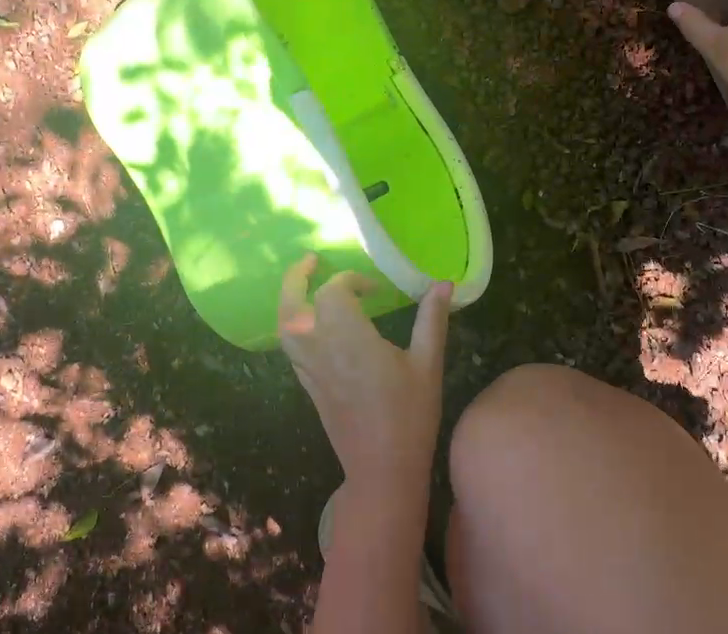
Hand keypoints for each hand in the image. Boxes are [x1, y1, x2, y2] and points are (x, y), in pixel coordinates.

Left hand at [279, 255, 451, 491]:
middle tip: (311, 260)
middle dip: (298, 277)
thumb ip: (431, 320)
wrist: (382, 468)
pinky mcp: (307, 384)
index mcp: (350, 338)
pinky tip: (309, 322)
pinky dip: (292, 324)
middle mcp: (321, 348)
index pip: (334, 291)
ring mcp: (309, 368)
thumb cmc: (410, 415)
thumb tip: (443, 283)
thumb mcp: (427, 365)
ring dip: (289, 299)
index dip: (351, 280)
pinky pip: (289, 345)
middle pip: (294, 302)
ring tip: (303, 285)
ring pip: (284, 325)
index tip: (375, 290)